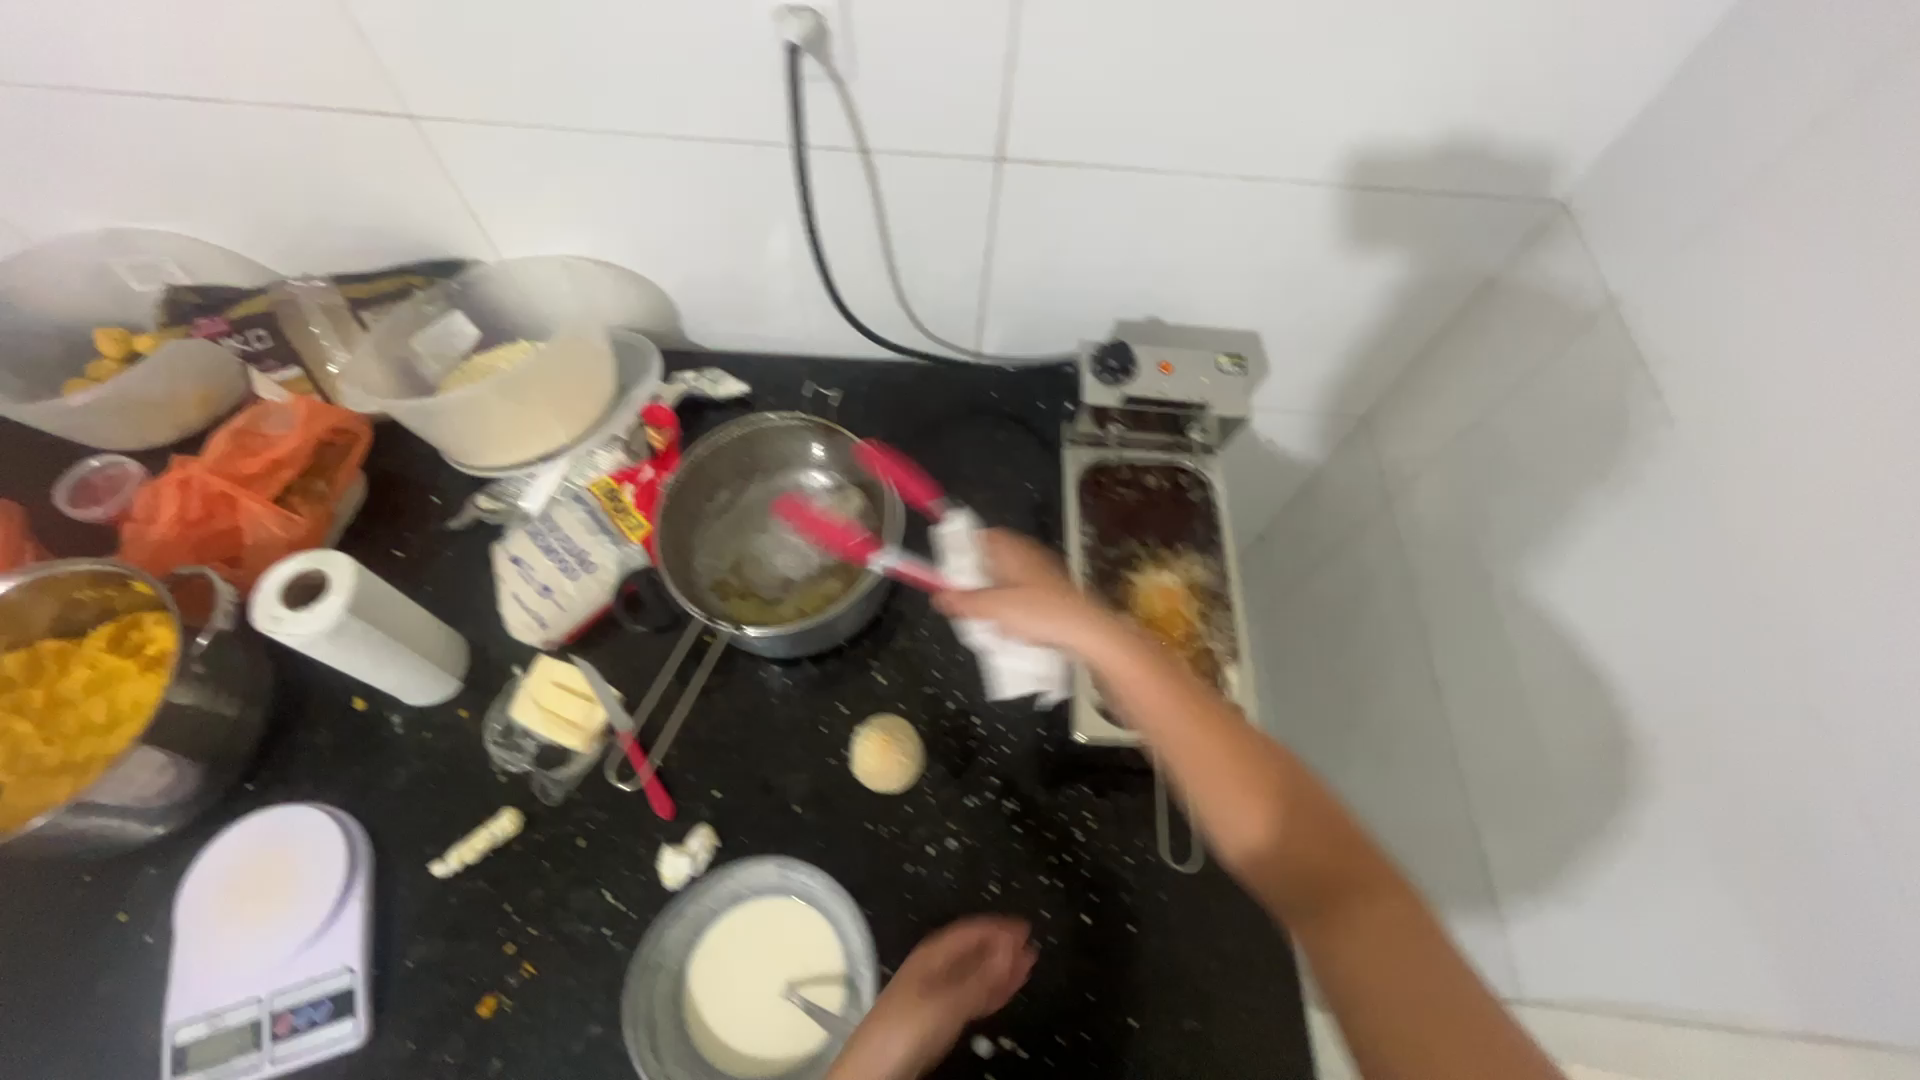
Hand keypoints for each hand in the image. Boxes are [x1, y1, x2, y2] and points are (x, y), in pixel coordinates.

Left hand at [828, 916, 1036, 1079]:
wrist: (872, 1071)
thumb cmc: (905, 1028)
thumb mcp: (947, 1000)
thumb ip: (980, 976)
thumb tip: (1010, 948)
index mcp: (933, 955)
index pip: (970, 931)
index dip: (998, 927)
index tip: (1024, 927)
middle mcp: (935, 969)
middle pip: (973, 951)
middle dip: (1001, 947)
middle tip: (1028, 944)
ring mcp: (936, 994)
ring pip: (974, 975)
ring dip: (999, 969)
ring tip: (1025, 965)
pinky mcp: (939, 1019)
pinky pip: (971, 998)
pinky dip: (990, 992)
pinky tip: (1005, 991)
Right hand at [933, 529, 1118, 652]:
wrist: (1085, 630)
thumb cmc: (1042, 612)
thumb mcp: (992, 608)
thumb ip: (962, 601)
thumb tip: (940, 596)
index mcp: (1012, 548)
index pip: (980, 535)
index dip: (962, 550)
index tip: (949, 568)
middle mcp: (1028, 554)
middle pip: (992, 559)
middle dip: (976, 579)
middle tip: (965, 598)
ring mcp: (1043, 572)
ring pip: (1008, 579)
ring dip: (994, 595)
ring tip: (987, 616)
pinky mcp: (1053, 592)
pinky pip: (1024, 594)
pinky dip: (1013, 607)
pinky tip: (1012, 627)